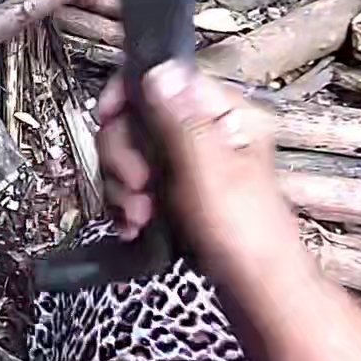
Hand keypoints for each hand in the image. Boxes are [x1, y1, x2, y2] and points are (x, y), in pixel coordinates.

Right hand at [95, 63, 307, 288]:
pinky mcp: (170, 189)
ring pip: (126, 153)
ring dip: (122, 186)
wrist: (254, 291)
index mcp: (222, 115)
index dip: (125, 97)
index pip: (160, 80)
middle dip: (123, 155)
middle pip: (134, 118)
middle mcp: (201, 132)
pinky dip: (124, 203)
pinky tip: (134, 224)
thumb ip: (180, 120)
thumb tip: (159, 69)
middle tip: (136, 184)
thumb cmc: (241, 231)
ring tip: (138, 214)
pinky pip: (129, 182)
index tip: (106, 119)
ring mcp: (184, 162)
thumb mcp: (207, 169)